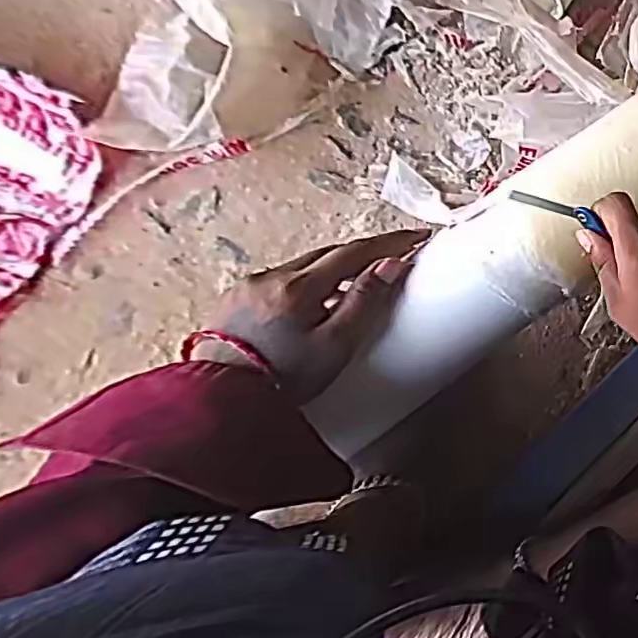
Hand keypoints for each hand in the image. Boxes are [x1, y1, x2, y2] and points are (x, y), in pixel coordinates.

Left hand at [200, 229, 426, 401]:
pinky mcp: (236, 302)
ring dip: (337, 268)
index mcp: (299, 286)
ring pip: (305, 266)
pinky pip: (283, 280)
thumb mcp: (336, 343)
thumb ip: (366, 301)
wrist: (219, 401)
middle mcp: (271, 278)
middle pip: (329, 254)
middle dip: (365, 252)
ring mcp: (249, 288)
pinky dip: (310, 282)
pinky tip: (319, 301)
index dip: (390, 242)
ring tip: (362, 280)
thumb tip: (391, 265)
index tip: (417, 236)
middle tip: (396, 254)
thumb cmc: (285, 378)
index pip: (355, 252)